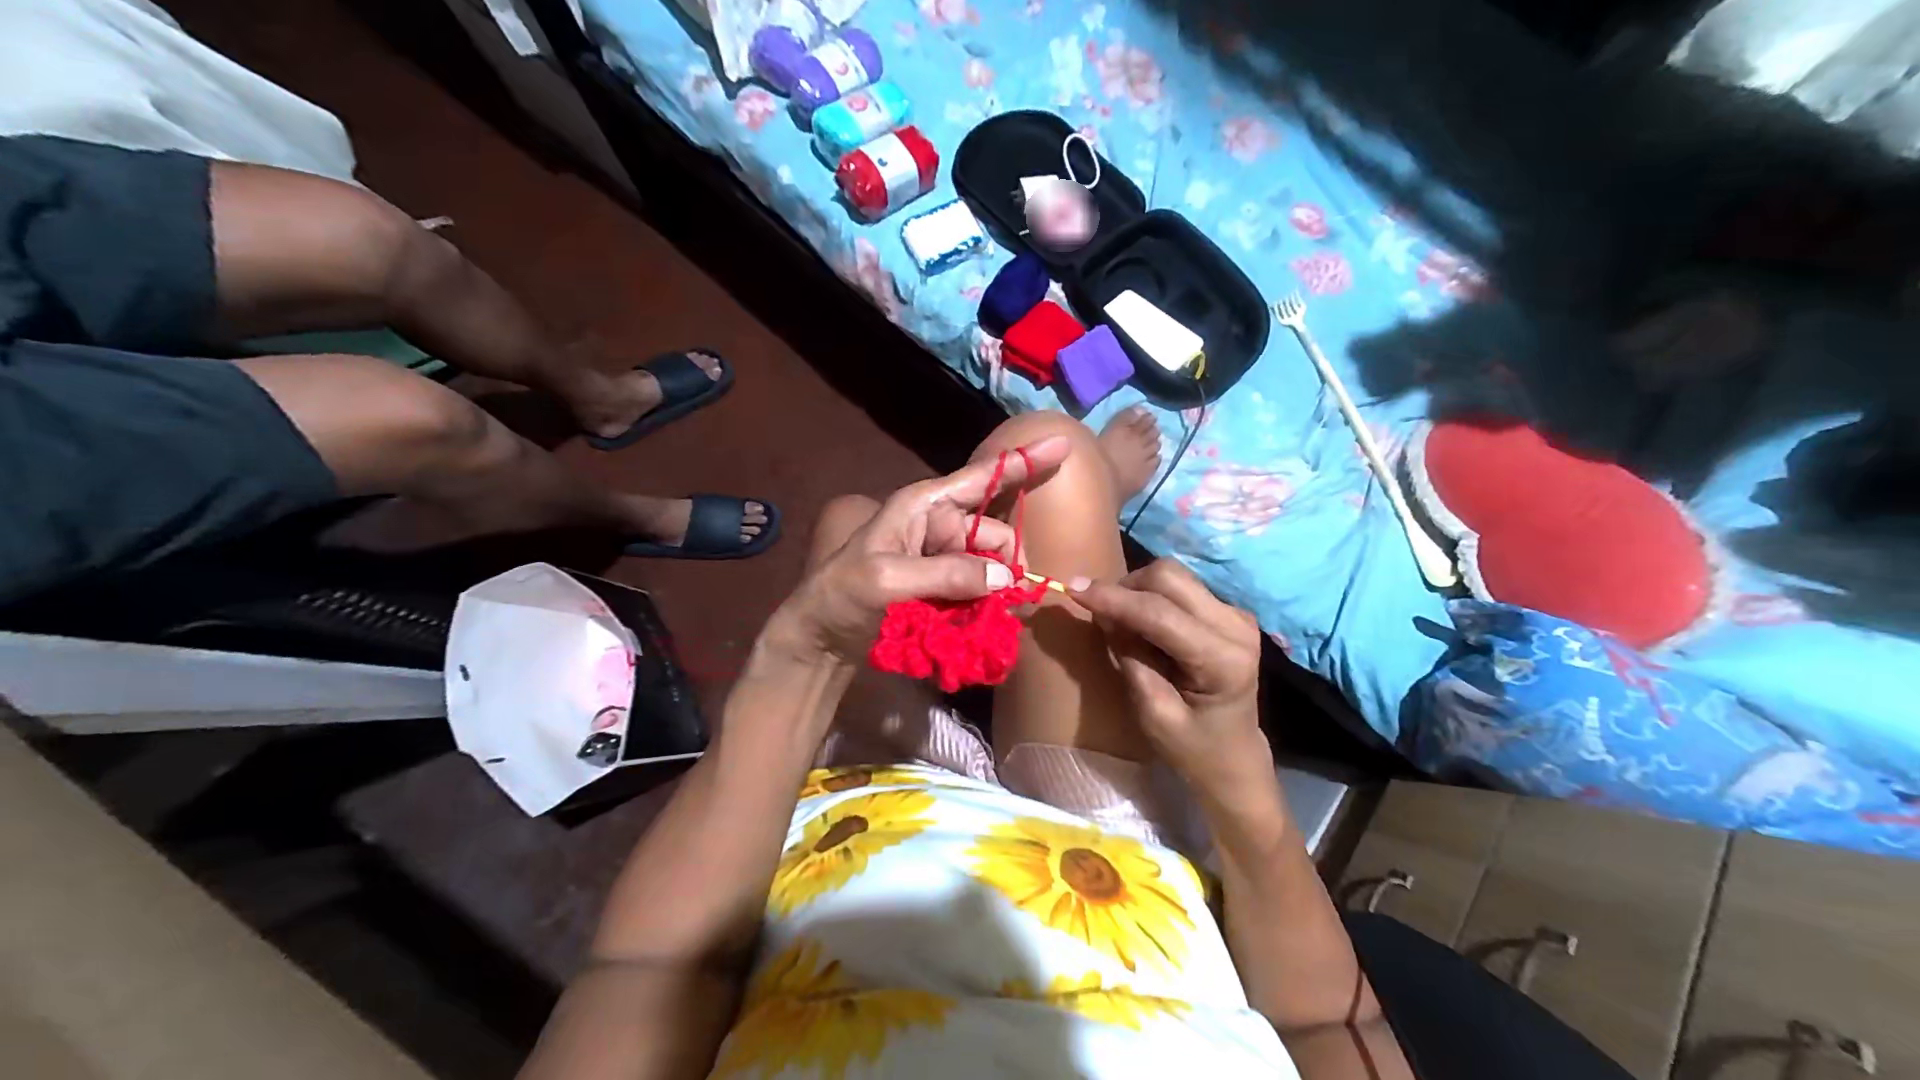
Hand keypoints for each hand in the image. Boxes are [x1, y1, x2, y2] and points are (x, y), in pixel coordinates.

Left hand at [764, 436, 1072, 666]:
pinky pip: (980, 590)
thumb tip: (1004, 576)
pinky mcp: (944, 587)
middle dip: (1006, 564)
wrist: (821, 637)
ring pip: (992, 567)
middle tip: (1005, 601)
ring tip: (985, 619)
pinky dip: (986, 606)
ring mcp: (943, 558)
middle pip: (995, 536)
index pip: (981, 478)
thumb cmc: (843, 595)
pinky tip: (980, 623)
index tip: (1064, 443)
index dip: (1023, 463)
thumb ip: (946, 574)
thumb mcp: (887, 580)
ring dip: (996, 592)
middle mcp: (938, 526)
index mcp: (923, 506)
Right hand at [1069, 559, 1267, 793]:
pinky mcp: (1227, 609)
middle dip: (1126, 588)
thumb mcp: (1152, 713)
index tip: (1073, 590)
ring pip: (1173, 575)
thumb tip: (1104, 612)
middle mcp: (1236, 626)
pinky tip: (1144, 624)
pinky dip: (1151, 596)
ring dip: (1137, 590)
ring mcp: (1235, 613)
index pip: (1160, 614)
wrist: (1233, 756)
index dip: (1114, 598)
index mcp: (1223, 660)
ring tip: (1122, 622)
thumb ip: (1129, 658)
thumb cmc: (1191, 746)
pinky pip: (1180, 586)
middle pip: (1169, 577)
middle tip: (1100, 613)